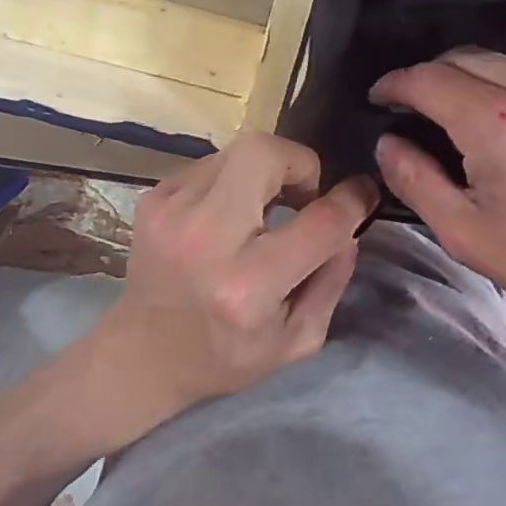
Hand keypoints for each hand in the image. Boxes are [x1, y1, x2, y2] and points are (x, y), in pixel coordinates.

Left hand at [88, 132, 376, 424]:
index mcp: (248, 288)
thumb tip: (350, 224)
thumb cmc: (226, 355)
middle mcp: (206, 241)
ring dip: (265, 172)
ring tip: (263, 208)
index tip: (362, 192)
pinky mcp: (154, 198)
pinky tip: (228, 215)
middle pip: (264, 153)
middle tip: (303, 194)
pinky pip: (211, 163)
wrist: (143, 354)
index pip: (319, 224)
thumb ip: (331, 280)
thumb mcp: (296, 340)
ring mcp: (172, 212)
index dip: (351, 201)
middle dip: (298, 163)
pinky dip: (232, 180)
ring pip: (238, 150)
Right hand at [370, 50, 505, 395]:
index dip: (395, 84)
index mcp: (501, 123)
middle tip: (428, 114)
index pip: (427, 77)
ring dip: (491, 90)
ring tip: (496, 135)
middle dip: (438, 80)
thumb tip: (388, 142)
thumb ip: (414, 180)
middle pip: (468, 58)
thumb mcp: (470, 237)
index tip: (383, 96)